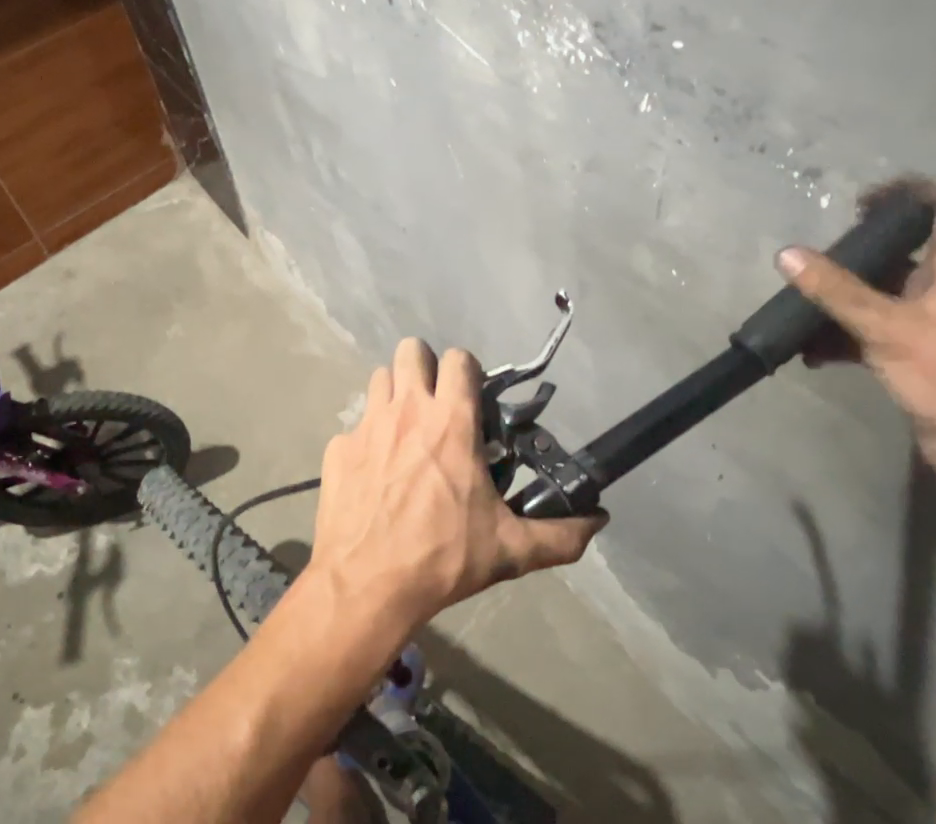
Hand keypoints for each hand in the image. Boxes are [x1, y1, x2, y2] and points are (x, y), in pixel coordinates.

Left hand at [307, 339, 606, 632]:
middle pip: (411, 350)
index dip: (469, 372)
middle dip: (426, 369)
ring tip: (407, 432)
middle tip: (437, 405)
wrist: (366, 586)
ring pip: (379, 379)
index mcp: (450, 423)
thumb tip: (598, 522)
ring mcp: (365, 427)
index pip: (459, 359)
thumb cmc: (442, 559)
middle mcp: (406, 411)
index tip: (474, 399)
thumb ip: (560, 535)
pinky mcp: (337, 449)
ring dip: (395, 395)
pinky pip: (354, 427)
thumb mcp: (510, 550)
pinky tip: (375, 473)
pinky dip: (367, 439)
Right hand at [775, 179, 935, 478]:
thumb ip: (836, 291)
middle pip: (910, 252)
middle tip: (821, 258)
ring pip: (889, 295)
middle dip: (861, 253)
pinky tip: (813, 352)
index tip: (863, 202)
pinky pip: (882, 331)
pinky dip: (849, 336)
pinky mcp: (926, 355)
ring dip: (848, 300)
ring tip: (806, 307)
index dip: (911, 193)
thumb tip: (787, 254)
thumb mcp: (886, 328)